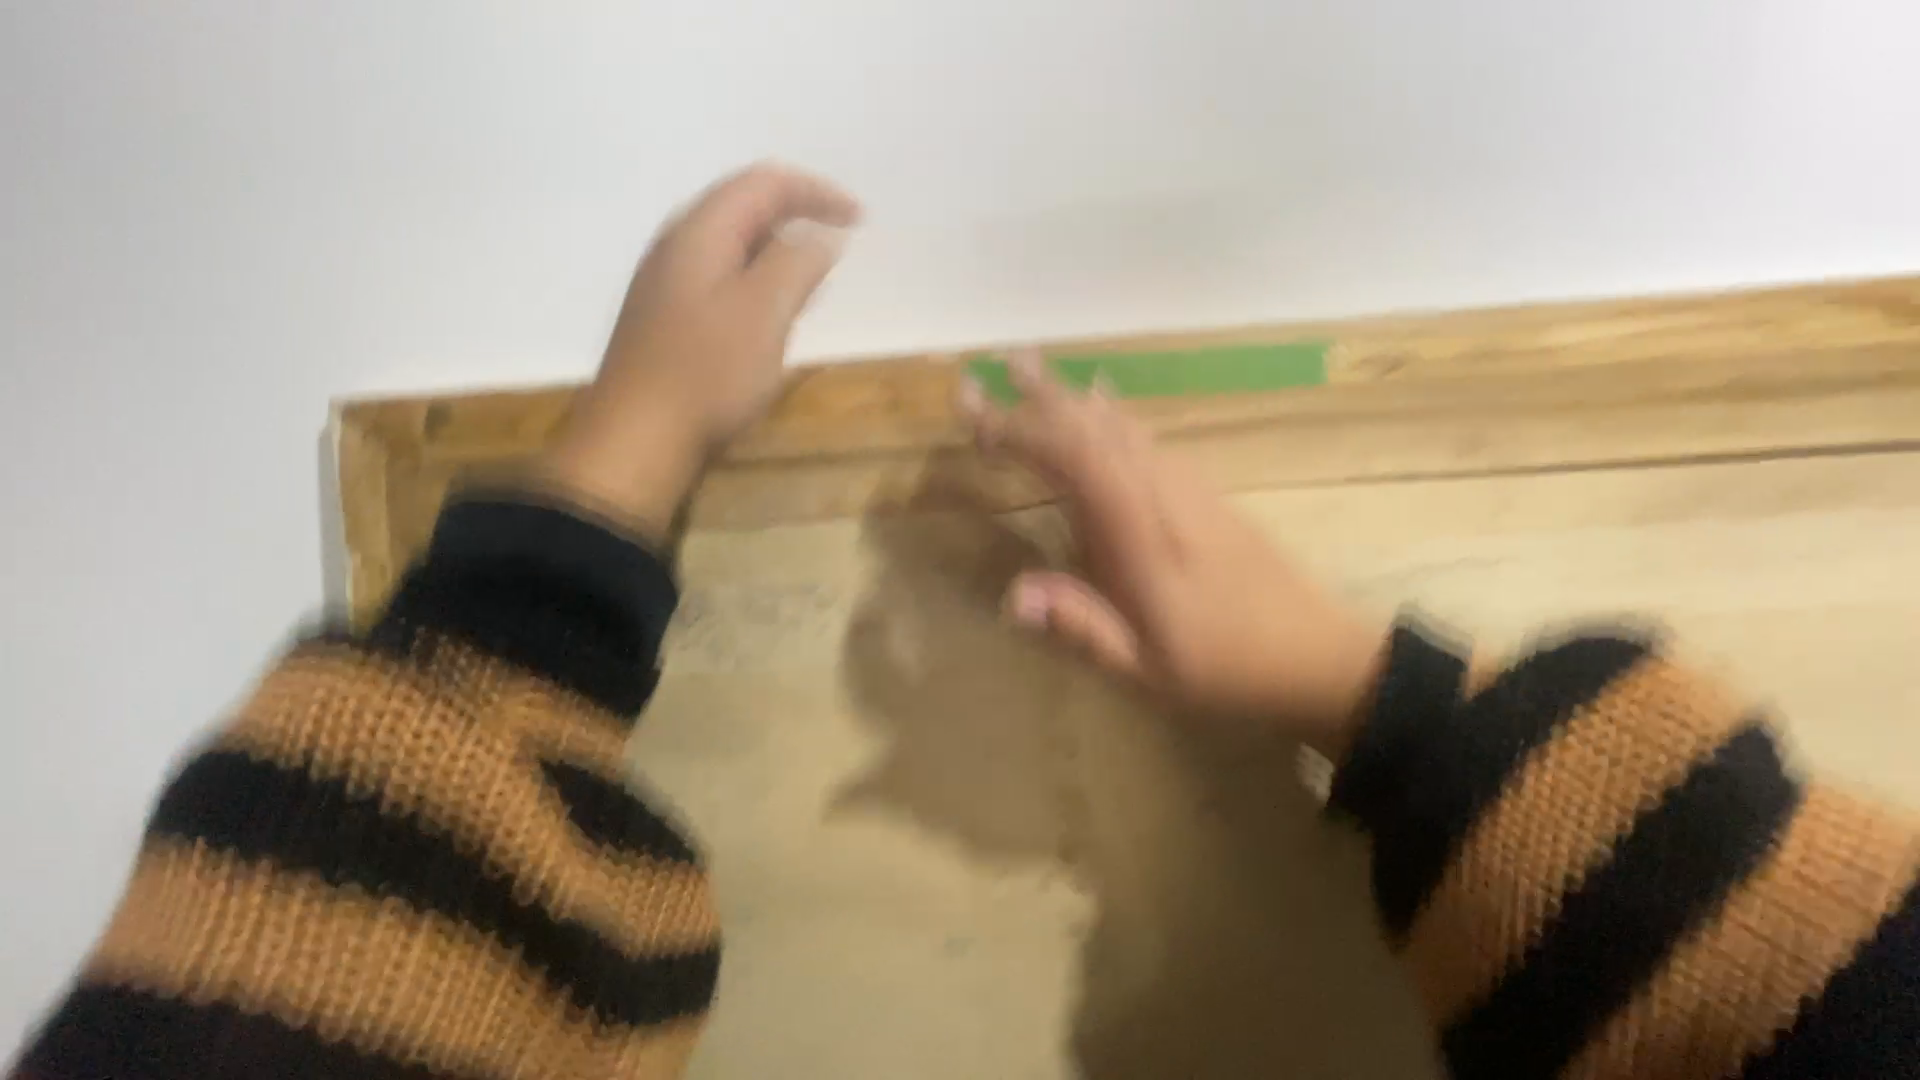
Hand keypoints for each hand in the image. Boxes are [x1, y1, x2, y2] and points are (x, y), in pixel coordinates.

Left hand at [540, 162, 861, 539]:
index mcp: (700, 232)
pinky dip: (758, 284)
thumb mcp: (764, 311)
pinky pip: (722, 281)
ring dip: (779, 254)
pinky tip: (773, 317)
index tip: (859, 220)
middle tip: (838, 248)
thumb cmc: (707, 372)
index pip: (763, 183)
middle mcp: (677, 247)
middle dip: (798, 218)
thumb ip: (797, 263)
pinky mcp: (668, 321)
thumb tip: (821, 236)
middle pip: (743, 208)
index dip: (816, 192)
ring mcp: (667, 285)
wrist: (638, 439)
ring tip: (815, 282)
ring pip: (733, 248)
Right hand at [960, 353, 1388, 759]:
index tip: (976, 419)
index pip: (1075, 461)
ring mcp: (1185, 487)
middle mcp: (1161, 494)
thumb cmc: (1225, 666)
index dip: (1022, 433)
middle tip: (988, 369)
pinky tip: (1098, 401)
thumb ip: (1081, 628)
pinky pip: (1143, 436)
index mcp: (1142, 535)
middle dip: (1036, 398)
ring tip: (1029, 366)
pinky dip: (1108, 413)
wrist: (1317, 652)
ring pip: (1119, 425)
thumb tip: (1012, 594)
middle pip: (1093, 430)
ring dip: (1068, 395)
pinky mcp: (1201, 491)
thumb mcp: (1147, 669)